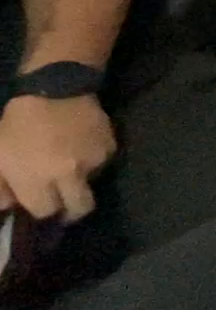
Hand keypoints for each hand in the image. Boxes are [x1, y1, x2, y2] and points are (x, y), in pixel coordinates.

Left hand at [0, 93, 116, 221]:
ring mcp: (95, 159)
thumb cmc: (16, 129)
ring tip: (67, 167)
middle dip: (72, 212)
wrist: (56, 95)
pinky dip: (91, 162)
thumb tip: (11, 207)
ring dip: (80, 181)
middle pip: (81, 206)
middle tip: (63, 208)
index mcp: (38, 179)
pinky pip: (101, 163)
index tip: (39, 212)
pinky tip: (79, 150)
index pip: (47, 212)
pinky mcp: (111, 146)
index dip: (41, 214)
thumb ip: (0, 189)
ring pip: (91, 182)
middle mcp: (72, 174)